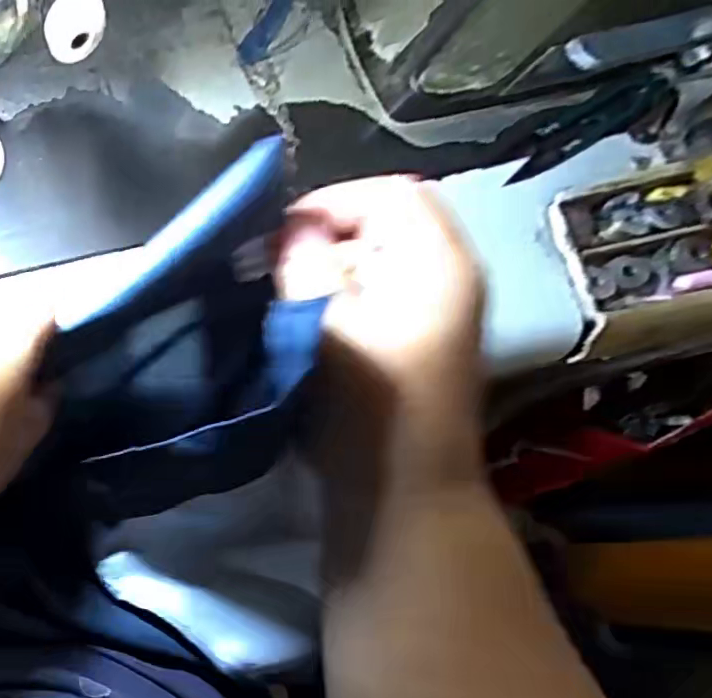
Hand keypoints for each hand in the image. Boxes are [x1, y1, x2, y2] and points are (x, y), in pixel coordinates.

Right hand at [275, 176, 486, 480]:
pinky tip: (301, 336)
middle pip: (380, 233)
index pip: (389, 195)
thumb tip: (289, 232)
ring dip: (321, 281)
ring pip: (370, 273)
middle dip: (319, 245)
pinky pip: (368, 307)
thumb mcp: (325, 328)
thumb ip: (304, 269)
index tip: (272, 238)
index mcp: (435, 262)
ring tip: (278, 306)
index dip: (328, 204)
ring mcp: (430, 319)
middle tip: (268, 275)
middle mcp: (443, 280)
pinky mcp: (408, 352)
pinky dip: (332, 310)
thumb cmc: (365, 405)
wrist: (401, 489)